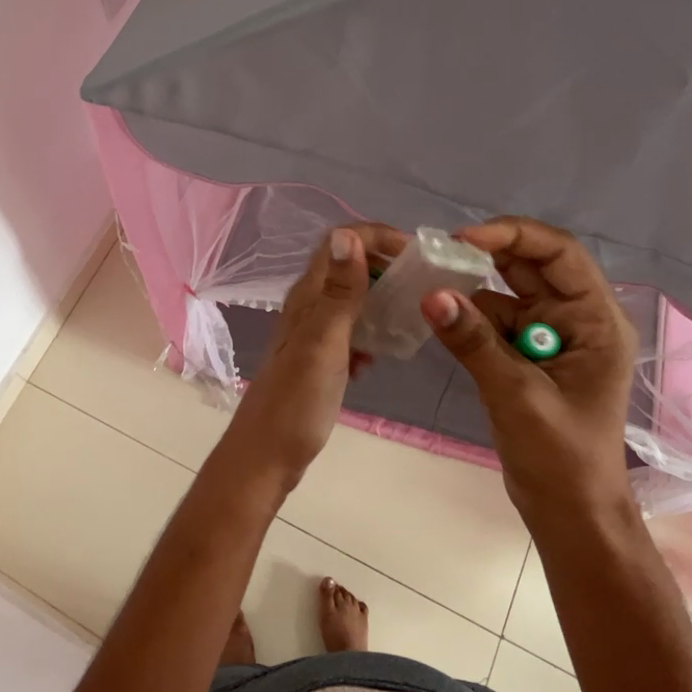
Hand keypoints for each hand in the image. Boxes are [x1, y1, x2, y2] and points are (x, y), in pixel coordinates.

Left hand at [219, 223, 408, 489]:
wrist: (267, 456)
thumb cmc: (296, 403)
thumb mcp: (323, 343)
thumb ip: (338, 293)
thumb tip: (347, 235)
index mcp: (308, 295)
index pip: (341, 241)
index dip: (378, 237)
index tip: (419, 255)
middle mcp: (308, 305)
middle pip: (349, 265)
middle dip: (387, 265)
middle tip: (424, 284)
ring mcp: (312, 332)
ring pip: (352, 297)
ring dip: (382, 299)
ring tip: (412, 317)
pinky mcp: (318, 358)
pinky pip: (351, 329)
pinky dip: (371, 332)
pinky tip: (381, 356)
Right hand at [421, 217, 638, 520]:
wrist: (569, 514)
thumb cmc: (561, 457)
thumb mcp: (516, 395)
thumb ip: (473, 342)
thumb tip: (430, 295)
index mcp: (596, 321)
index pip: (560, 254)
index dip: (515, 235)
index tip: (463, 238)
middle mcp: (577, 319)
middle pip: (532, 267)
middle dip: (486, 256)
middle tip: (435, 254)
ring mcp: (551, 337)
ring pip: (508, 292)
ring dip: (472, 288)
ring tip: (427, 284)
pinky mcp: (527, 356)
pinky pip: (494, 321)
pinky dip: (468, 317)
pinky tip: (439, 318)